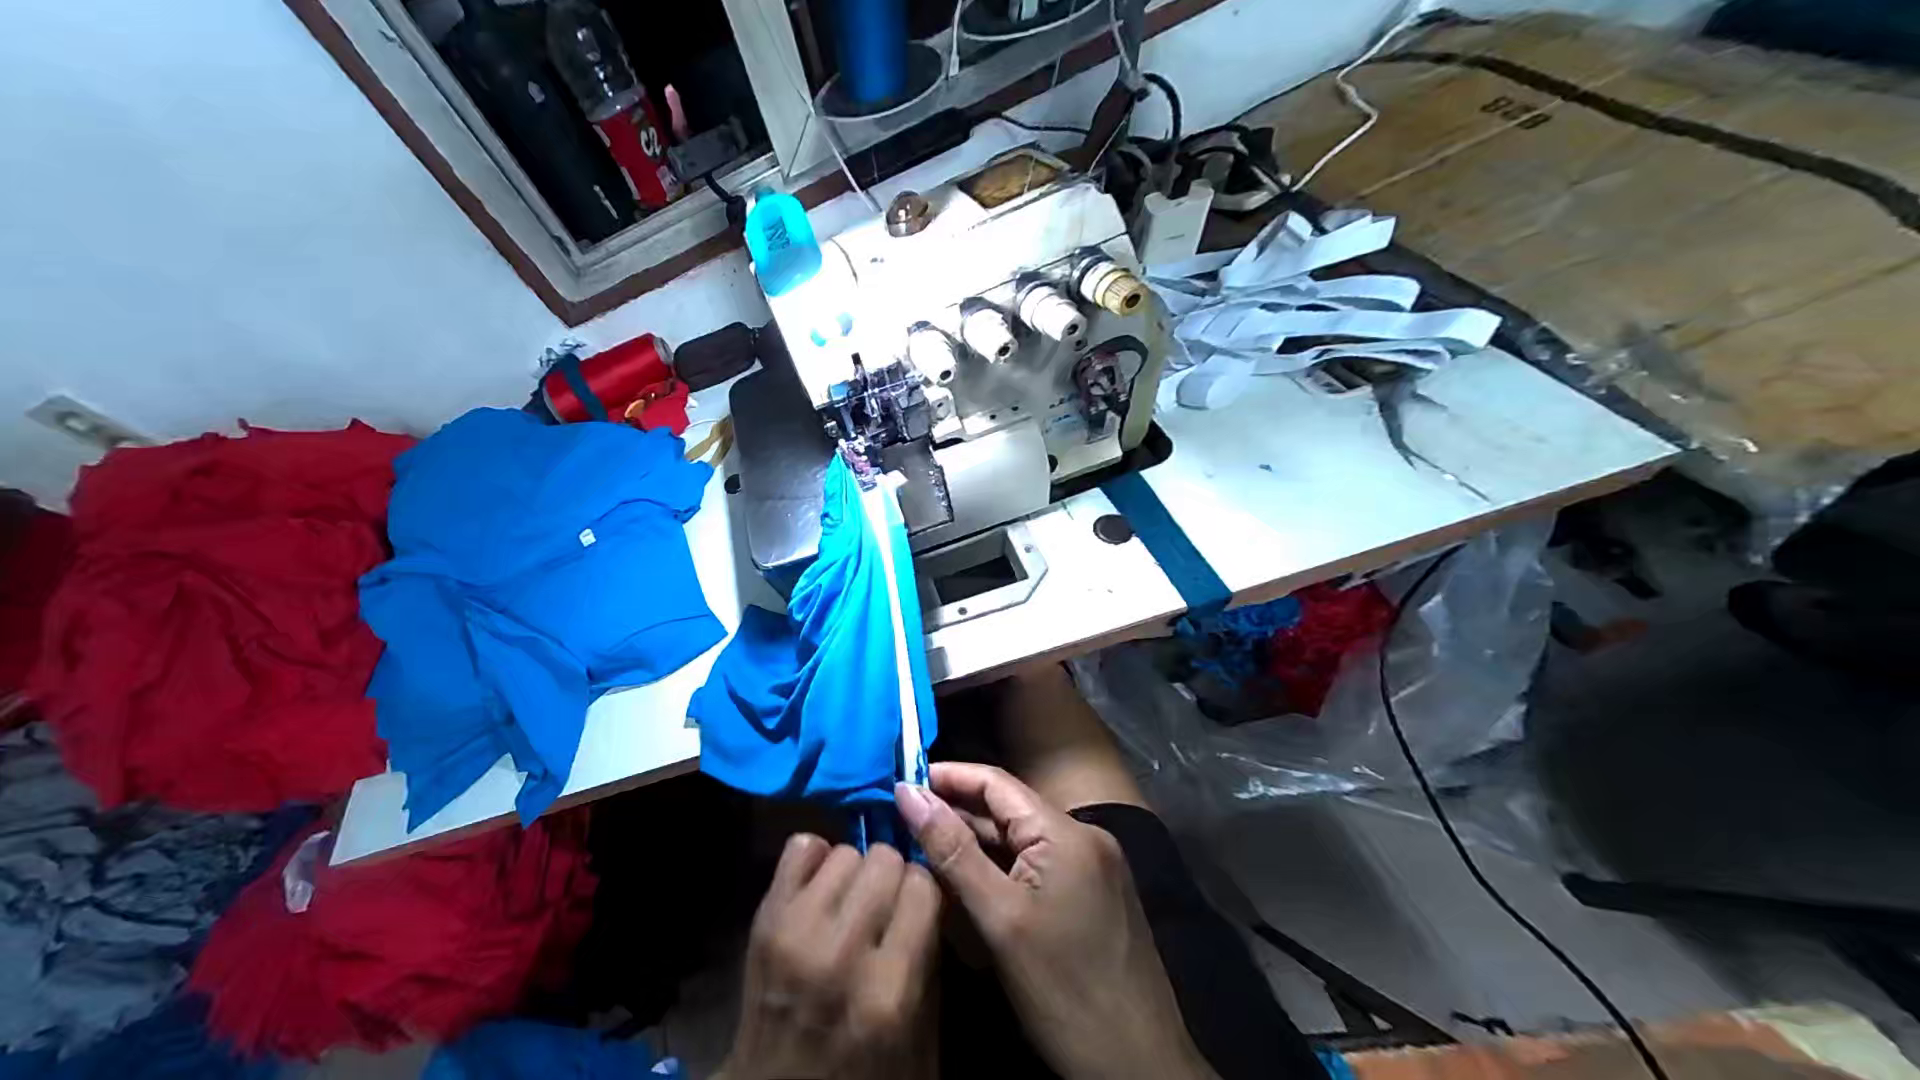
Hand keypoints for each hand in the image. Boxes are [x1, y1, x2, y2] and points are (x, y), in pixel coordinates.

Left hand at [719, 835, 940, 1079]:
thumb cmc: (859, 1066)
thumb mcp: (919, 1032)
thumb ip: (930, 954)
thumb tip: (936, 883)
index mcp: (888, 990)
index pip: (923, 886)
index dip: (924, 892)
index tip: (917, 907)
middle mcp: (842, 954)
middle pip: (885, 859)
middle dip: (891, 877)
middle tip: (883, 905)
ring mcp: (797, 932)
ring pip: (846, 851)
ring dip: (854, 871)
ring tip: (849, 902)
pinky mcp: (765, 919)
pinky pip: (802, 846)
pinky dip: (815, 858)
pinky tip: (820, 888)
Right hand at [896, 763, 1216, 1079]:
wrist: (1140, 1064)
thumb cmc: (1063, 990)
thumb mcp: (999, 920)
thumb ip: (953, 851)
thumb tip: (909, 793)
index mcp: (1066, 831)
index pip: (997, 782)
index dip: (949, 777)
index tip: (902, 782)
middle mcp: (1083, 836)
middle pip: (1009, 810)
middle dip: (957, 812)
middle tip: (903, 820)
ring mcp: (1092, 865)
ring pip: (1021, 839)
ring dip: (975, 842)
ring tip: (923, 847)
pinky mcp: (1092, 893)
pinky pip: (1037, 864)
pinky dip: (1000, 867)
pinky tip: (967, 880)